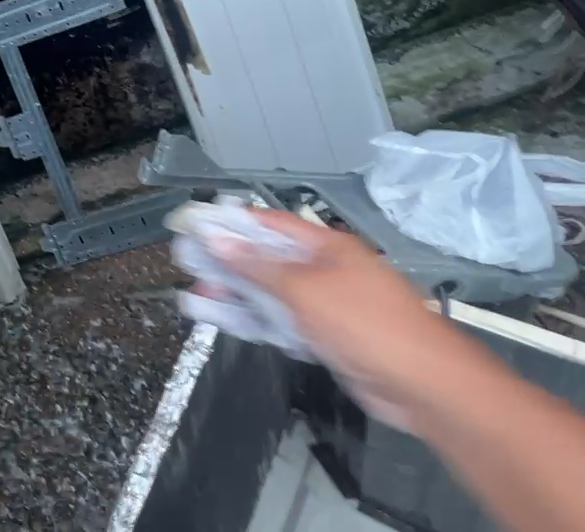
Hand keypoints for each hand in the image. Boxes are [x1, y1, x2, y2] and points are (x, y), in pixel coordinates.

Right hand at [209, 210, 475, 427]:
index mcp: (326, 248)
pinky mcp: (323, 335)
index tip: (190, 225)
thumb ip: (254, 265)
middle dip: (223, 262)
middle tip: (185, 263)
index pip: (267, 224)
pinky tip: (218, 318)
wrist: (429, 390)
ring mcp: (324, 305)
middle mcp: (324, 271)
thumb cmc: (366, 325)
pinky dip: (250, 319)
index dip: (227, 223)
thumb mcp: (303, 289)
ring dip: (231, 294)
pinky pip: (277, 321)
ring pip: (266, 293)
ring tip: (193, 295)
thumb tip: (214, 238)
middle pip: (263, 259)